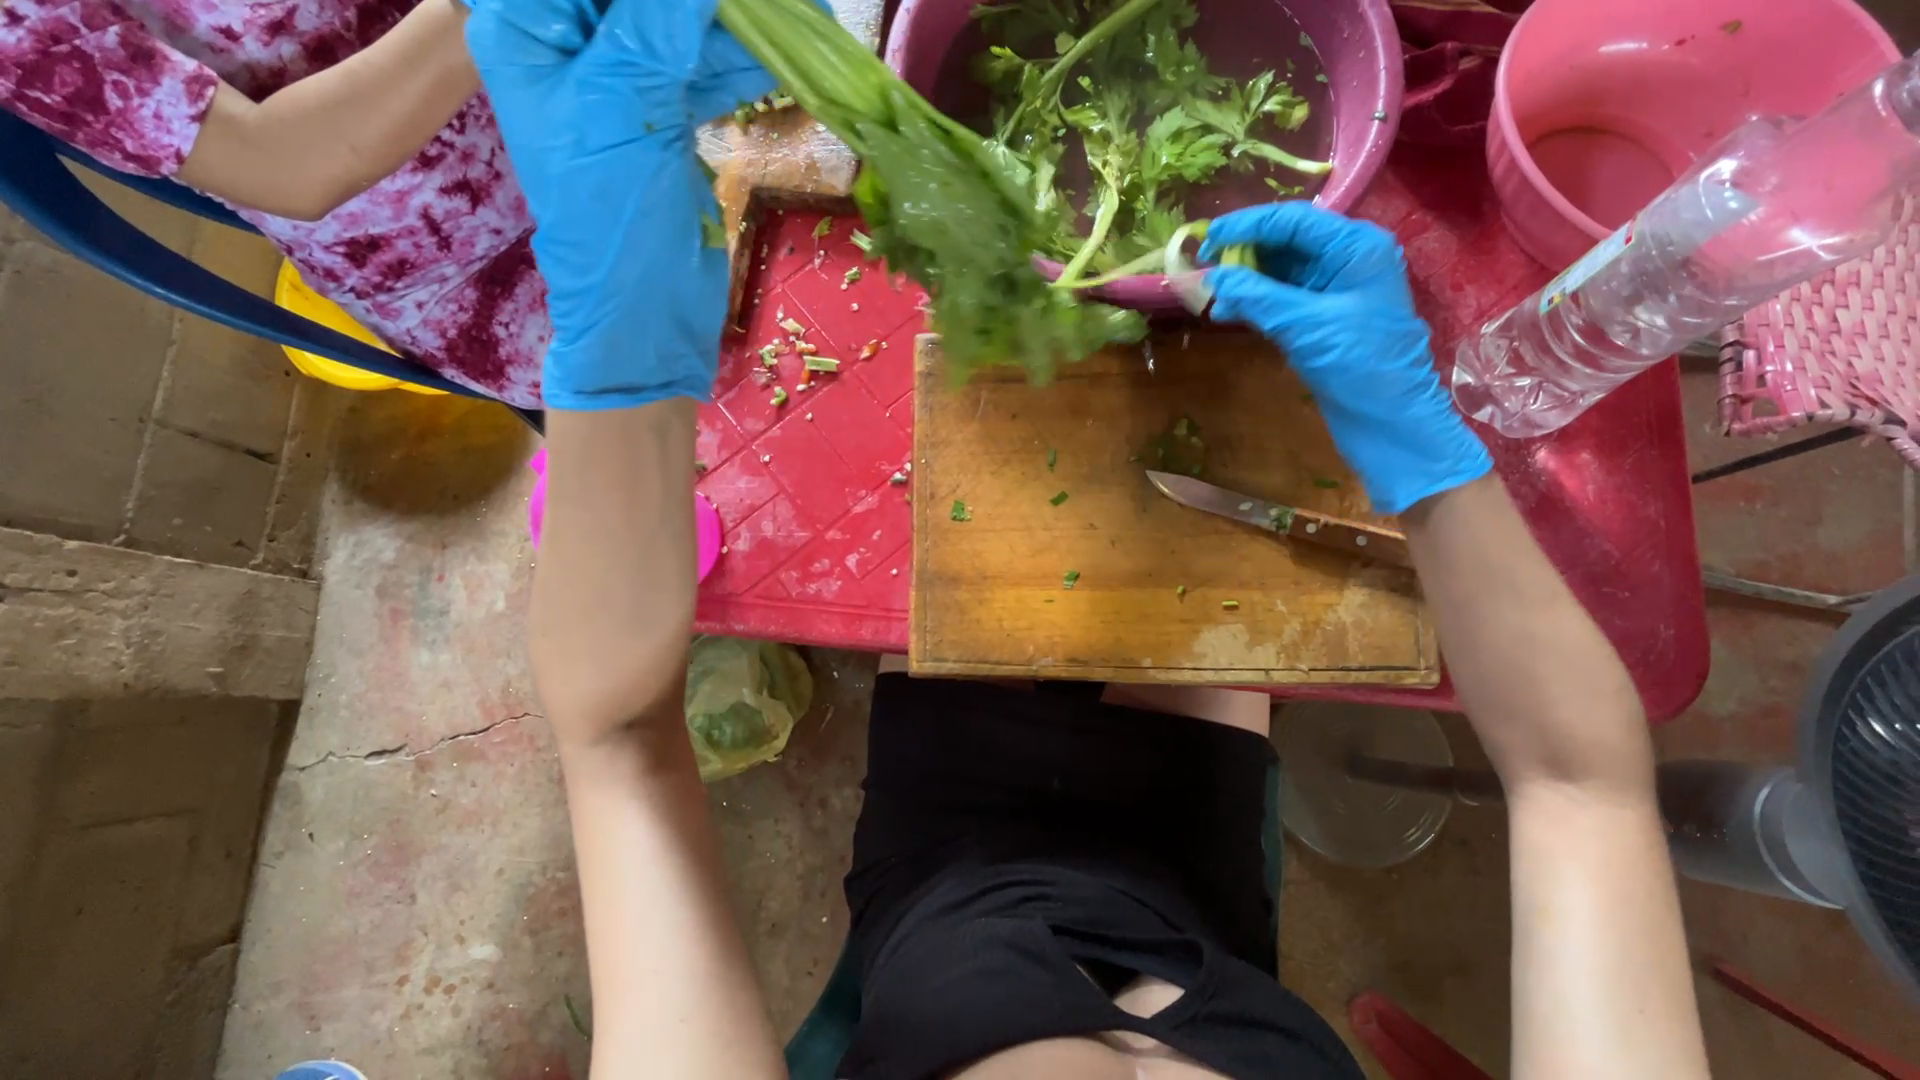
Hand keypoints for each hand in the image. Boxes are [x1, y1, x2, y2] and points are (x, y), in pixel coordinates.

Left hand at [466, 0, 772, 408]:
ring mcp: (623, 80)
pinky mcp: (667, 114)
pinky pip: (707, 65)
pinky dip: (746, 56)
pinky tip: (788, 49)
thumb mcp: (622, 100)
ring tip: (801, 11)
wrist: (645, 306)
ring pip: (682, 21)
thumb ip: (661, 17)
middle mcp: (574, 45)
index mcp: (530, 30)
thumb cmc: (611, 211)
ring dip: (738, 15)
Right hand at [1202, 202, 1491, 515]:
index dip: (1247, 225)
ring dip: (1246, 279)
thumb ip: (1259, 297)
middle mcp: (1348, 259)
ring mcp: (1335, 289)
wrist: (1390, 422)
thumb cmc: (1360, 367)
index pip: (1293, 221)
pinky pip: (1282, 296)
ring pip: (1281, 269)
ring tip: (1212, 293)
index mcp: (1356, 247)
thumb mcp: (1306, 326)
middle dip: (1244, 252)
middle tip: (1205, 266)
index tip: (1206, 239)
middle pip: (1287, 240)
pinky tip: (1229, 311)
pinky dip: (1255, 301)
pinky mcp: (1323, 317)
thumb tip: (1213, 276)